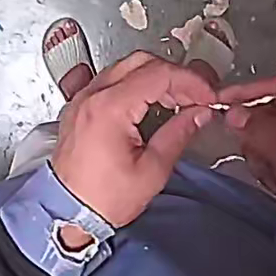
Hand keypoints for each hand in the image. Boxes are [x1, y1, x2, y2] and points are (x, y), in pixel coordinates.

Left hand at [52, 52, 216, 227]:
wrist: (68, 213)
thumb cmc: (102, 199)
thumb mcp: (151, 170)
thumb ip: (178, 134)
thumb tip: (198, 113)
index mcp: (109, 108)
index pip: (159, 74)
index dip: (190, 81)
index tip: (207, 96)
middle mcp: (91, 97)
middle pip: (141, 62)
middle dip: (174, 74)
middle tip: (195, 95)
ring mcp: (81, 100)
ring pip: (123, 68)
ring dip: (153, 77)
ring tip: (176, 100)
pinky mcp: (78, 109)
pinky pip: (108, 82)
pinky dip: (132, 85)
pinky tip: (148, 104)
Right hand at [218, 75, 275, 260]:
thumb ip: (260, 129)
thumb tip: (234, 111)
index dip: (250, 91)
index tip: (222, 101)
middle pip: (269, 113)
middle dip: (257, 134)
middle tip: (260, 155)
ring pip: (266, 137)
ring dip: (261, 156)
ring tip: (274, 176)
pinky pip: (270, 157)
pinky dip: (267, 169)